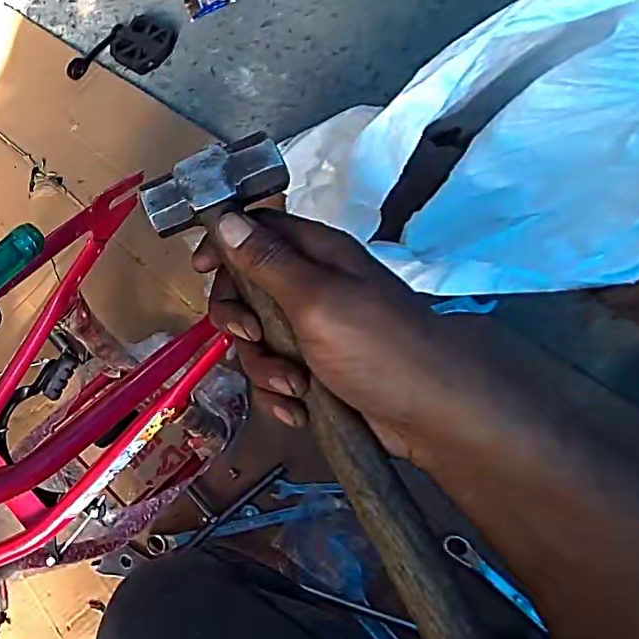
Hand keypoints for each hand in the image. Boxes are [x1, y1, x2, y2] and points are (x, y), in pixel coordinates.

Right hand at [191, 210, 556, 468]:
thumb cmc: (379, 347)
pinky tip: (297, 407)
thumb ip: (266, 262)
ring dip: (262, 365)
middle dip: (238, 318)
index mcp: (315, 255)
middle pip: (242, 288)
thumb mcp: (316, 298)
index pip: (255, 230)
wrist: (436, 419)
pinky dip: (277, 392)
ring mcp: (310, 329)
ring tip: (293, 386)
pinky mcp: (312, 367)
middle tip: (252, 335)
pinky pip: (271, 371)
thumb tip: (228, 219)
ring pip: (253, 336)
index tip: (201, 268)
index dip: (223, 244)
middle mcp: (309, 286)